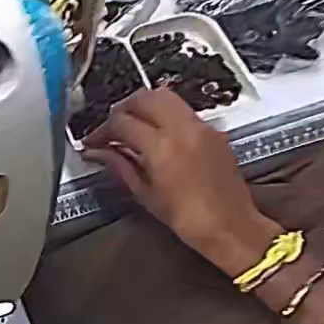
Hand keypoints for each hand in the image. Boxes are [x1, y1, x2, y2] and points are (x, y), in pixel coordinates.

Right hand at [86, 88, 282, 273]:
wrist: (231, 226)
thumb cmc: (187, 219)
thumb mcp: (145, 194)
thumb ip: (120, 166)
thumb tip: (98, 153)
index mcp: (161, 147)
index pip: (122, 123)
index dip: (101, 131)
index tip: (92, 142)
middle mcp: (183, 129)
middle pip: (144, 98)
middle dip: (122, 109)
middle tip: (110, 128)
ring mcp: (201, 126)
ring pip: (165, 97)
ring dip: (143, 106)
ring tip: (132, 127)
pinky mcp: (213, 131)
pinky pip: (182, 110)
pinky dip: (163, 114)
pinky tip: (155, 135)